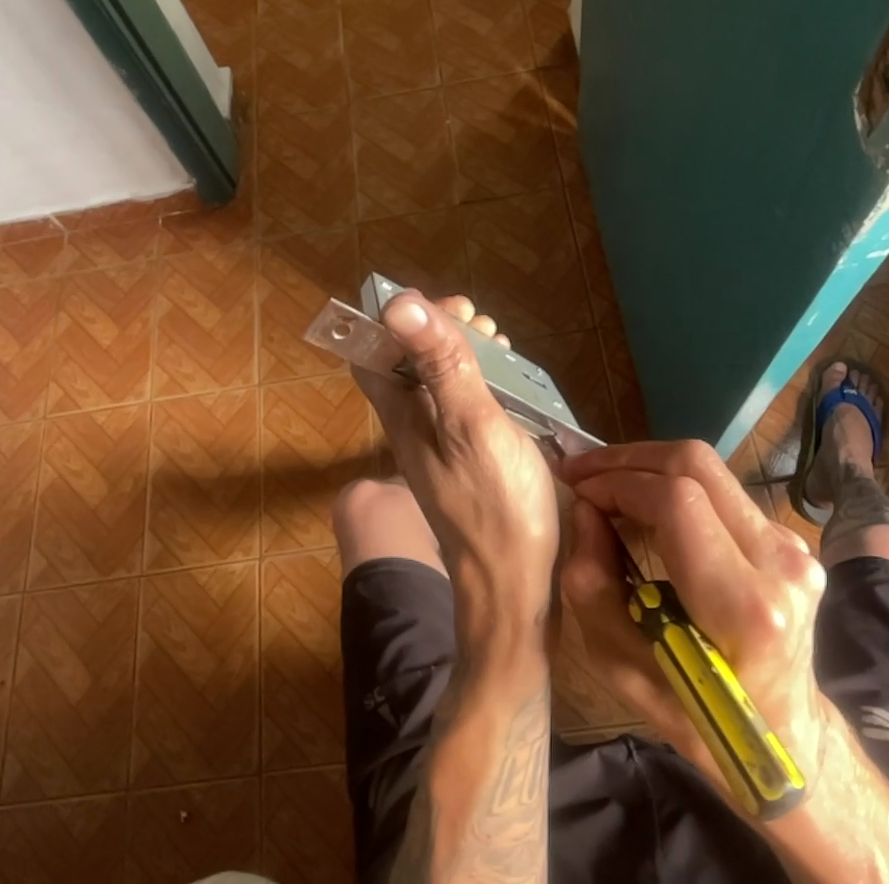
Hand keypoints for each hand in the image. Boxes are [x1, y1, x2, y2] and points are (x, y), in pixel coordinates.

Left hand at [355, 292, 558, 628]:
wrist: (514, 584)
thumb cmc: (495, 503)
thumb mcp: (471, 423)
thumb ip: (440, 364)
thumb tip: (397, 303)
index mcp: (403, 415)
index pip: (375, 351)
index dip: (400, 319)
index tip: (448, 307)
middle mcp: (414, 427)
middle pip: (409, 362)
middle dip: (442, 330)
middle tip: (484, 325)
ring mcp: (442, 446)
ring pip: (440, 383)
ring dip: (465, 355)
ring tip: (501, 345)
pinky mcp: (470, 461)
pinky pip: (465, 407)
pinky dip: (484, 384)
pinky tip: (511, 384)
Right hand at [558, 441, 832, 803]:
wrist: (783, 736)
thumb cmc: (695, 715)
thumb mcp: (620, 665)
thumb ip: (592, 584)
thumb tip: (585, 511)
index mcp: (743, 605)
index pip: (677, 502)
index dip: (618, 483)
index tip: (578, 491)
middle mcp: (780, 564)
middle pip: (698, 466)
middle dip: (630, 459)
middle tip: (584, 472)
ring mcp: (794, 550)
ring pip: (712, 473)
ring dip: (651, 469)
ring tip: (606, 487)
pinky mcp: (791, 543)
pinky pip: (723, 495)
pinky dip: (675, 489)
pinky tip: (644, 509)